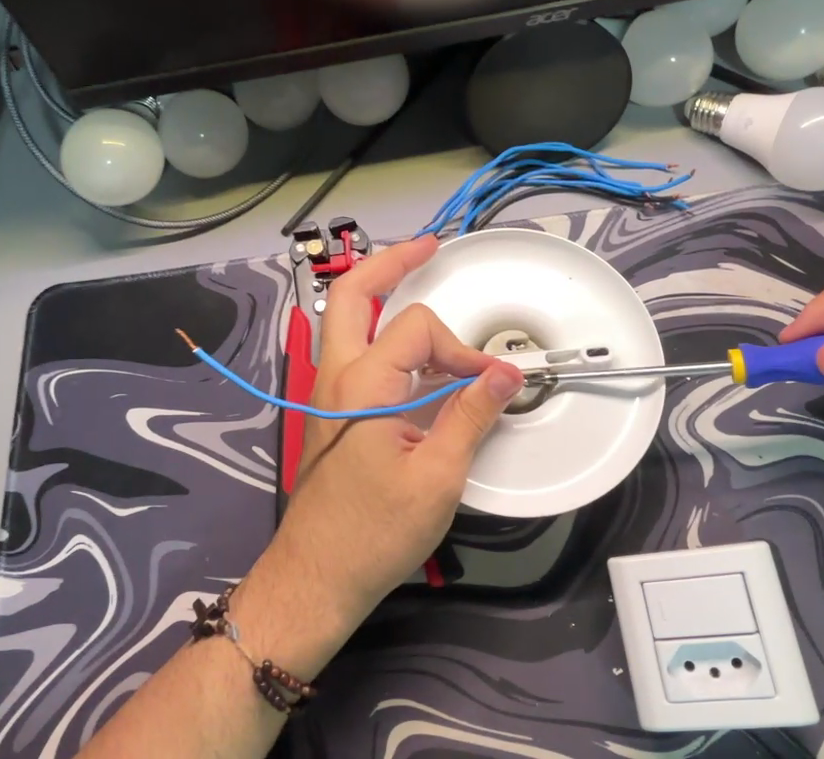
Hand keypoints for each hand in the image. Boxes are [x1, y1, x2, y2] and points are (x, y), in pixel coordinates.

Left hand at [245, 236, 523, 656]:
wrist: (317, 576)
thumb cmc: (375, 533)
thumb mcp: (437, 477)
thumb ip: (471, 416)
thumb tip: (506, 374)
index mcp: (363, 383)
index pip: (419, 329)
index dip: (462, 347)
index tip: (491, 381)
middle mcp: (337, 375)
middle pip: (355, 294)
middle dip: (391, 263)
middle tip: (428, 246)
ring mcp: (328, 392)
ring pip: (348, 320)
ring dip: (381, 293)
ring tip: (417, 275)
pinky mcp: (332, 411)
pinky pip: (355, 353)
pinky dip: (382, 332)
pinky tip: (413, 347)